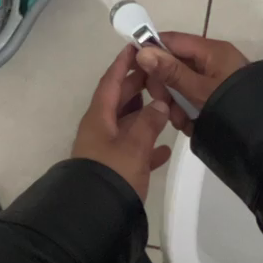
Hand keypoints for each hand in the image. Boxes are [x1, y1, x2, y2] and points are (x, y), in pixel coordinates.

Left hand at [71, 45, 173, 200]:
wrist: (94, 216)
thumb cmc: (112, 173)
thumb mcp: (134, 146)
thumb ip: (149, 122)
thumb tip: (161, 103)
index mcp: (99, 117)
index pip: (111, 82)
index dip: (123, 64)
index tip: (135, 46)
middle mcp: (100, 129)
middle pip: (120, 100)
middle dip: (138, 86)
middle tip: (160, 72)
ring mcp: (106, 150)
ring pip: (128, 124)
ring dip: (146, 115)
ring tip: (168, 104)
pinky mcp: (114, 170)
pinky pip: (133, 150)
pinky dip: (148, 145)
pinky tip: (165, 148)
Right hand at [134, 32, 249, 131]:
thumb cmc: (233, 106)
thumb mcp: (198, 89)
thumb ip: (170, 71)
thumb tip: (142, 50)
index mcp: (210, 50)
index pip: (171, 40)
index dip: (151, 51)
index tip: (136, 70)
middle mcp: (212, 60)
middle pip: (174, 64)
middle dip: (165, 85)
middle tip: (163, 104)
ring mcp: (215, 79)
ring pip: (182, 84)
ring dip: (175, 103)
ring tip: (181, 121)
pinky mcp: (217, 96)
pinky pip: (193, 98)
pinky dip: (188, 111)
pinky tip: (190, 125)